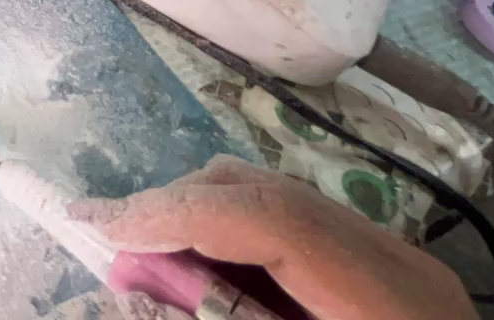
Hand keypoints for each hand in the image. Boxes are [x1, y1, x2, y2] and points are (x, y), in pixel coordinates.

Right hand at [69, 156, 473, 319]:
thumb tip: (129, 290)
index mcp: (391, 301)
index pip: (269, 217)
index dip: (173, 213)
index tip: (98, 226)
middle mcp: (395, 263)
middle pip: (256, 191)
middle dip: (173, 211)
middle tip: (117, 247)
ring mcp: (391, 262)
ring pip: (263, 198)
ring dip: (196, 221)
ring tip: (156, 264)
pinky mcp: (379, 273)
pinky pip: (281, 226)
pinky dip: (230, 240)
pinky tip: (209, 279)